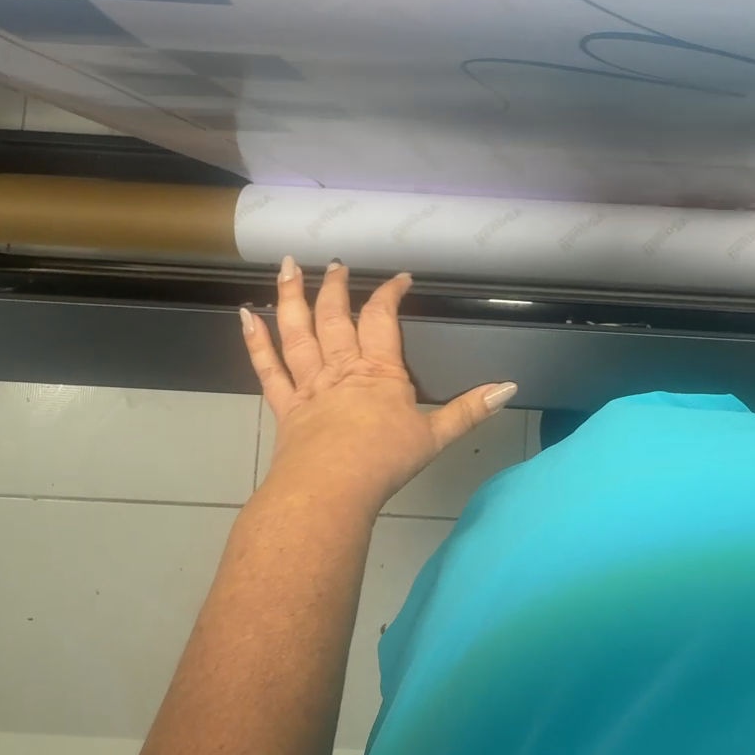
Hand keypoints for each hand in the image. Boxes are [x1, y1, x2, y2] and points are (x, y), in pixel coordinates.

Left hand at [242, 257, 516, 510]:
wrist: (330, 491)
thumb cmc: (384, 462)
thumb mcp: (436, 436)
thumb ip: (470, 410)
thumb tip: (509, 387)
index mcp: (379, 371)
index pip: (383, 319)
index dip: (390, 294)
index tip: (400, 278)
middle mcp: (341, 368)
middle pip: (336, 317)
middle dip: (337, 287)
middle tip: (336, 263)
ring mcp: (309, 385)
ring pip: (297, 332)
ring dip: (292, 297)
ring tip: (287, 266)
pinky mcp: (285, 405)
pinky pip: (267, 367)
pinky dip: (256, 340)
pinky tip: (245, 315)